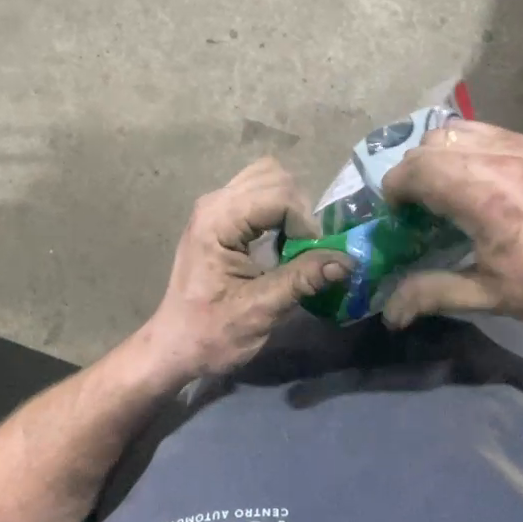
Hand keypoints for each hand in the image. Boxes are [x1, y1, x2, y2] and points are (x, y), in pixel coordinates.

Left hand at [138, 157, 353, 380]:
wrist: (175, 345)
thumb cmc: (211, 333)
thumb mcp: (260, 311)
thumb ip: (302, 279)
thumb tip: (347, 261)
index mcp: (217, 221)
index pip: (278, 194)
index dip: (304, 223)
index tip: (311, 258)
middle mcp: (214, 202)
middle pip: (274, 176)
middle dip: (299, 209)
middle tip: (305, 250)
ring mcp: (215, 205)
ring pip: (267, 176)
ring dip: (290, 205)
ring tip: (294, 243)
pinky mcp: (220, 213)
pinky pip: (257, 190)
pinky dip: (278, 207)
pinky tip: (280, 239)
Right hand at [380, 121, 522, 327]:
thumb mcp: (492, 296)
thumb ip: (433, 293)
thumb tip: (388, 313)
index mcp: (479, 198)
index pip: (413, 172)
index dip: (394, 192)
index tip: (398, 218)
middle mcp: (491, 162)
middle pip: (425, 149)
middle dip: (409, 175)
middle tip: (416, 208)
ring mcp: (511, 147)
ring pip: (446, 133)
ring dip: (431, 156)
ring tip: (440, 188)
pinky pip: (474, 129)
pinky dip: (457, 144)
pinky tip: (466, 171)